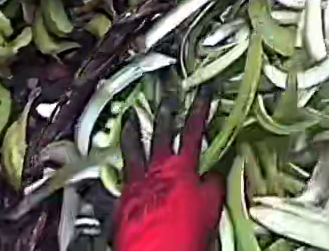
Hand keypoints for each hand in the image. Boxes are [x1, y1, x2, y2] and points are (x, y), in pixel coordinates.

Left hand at [112, 96, 222, 250]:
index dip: (200, 107)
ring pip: (133, 148)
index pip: (193, 128)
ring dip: (132, 130)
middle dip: (165, 111)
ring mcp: (137, 183)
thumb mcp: (210, 208)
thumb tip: (216, 174)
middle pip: (161, 132)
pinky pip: (116, 177)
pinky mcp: (121, 201)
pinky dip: (116, 168)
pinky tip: (113, 164)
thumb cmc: (185, 238)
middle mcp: (157, 169)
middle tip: (167, 97)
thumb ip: (212, 185)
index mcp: (182, 168)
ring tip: (131, 117)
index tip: (204, 91)